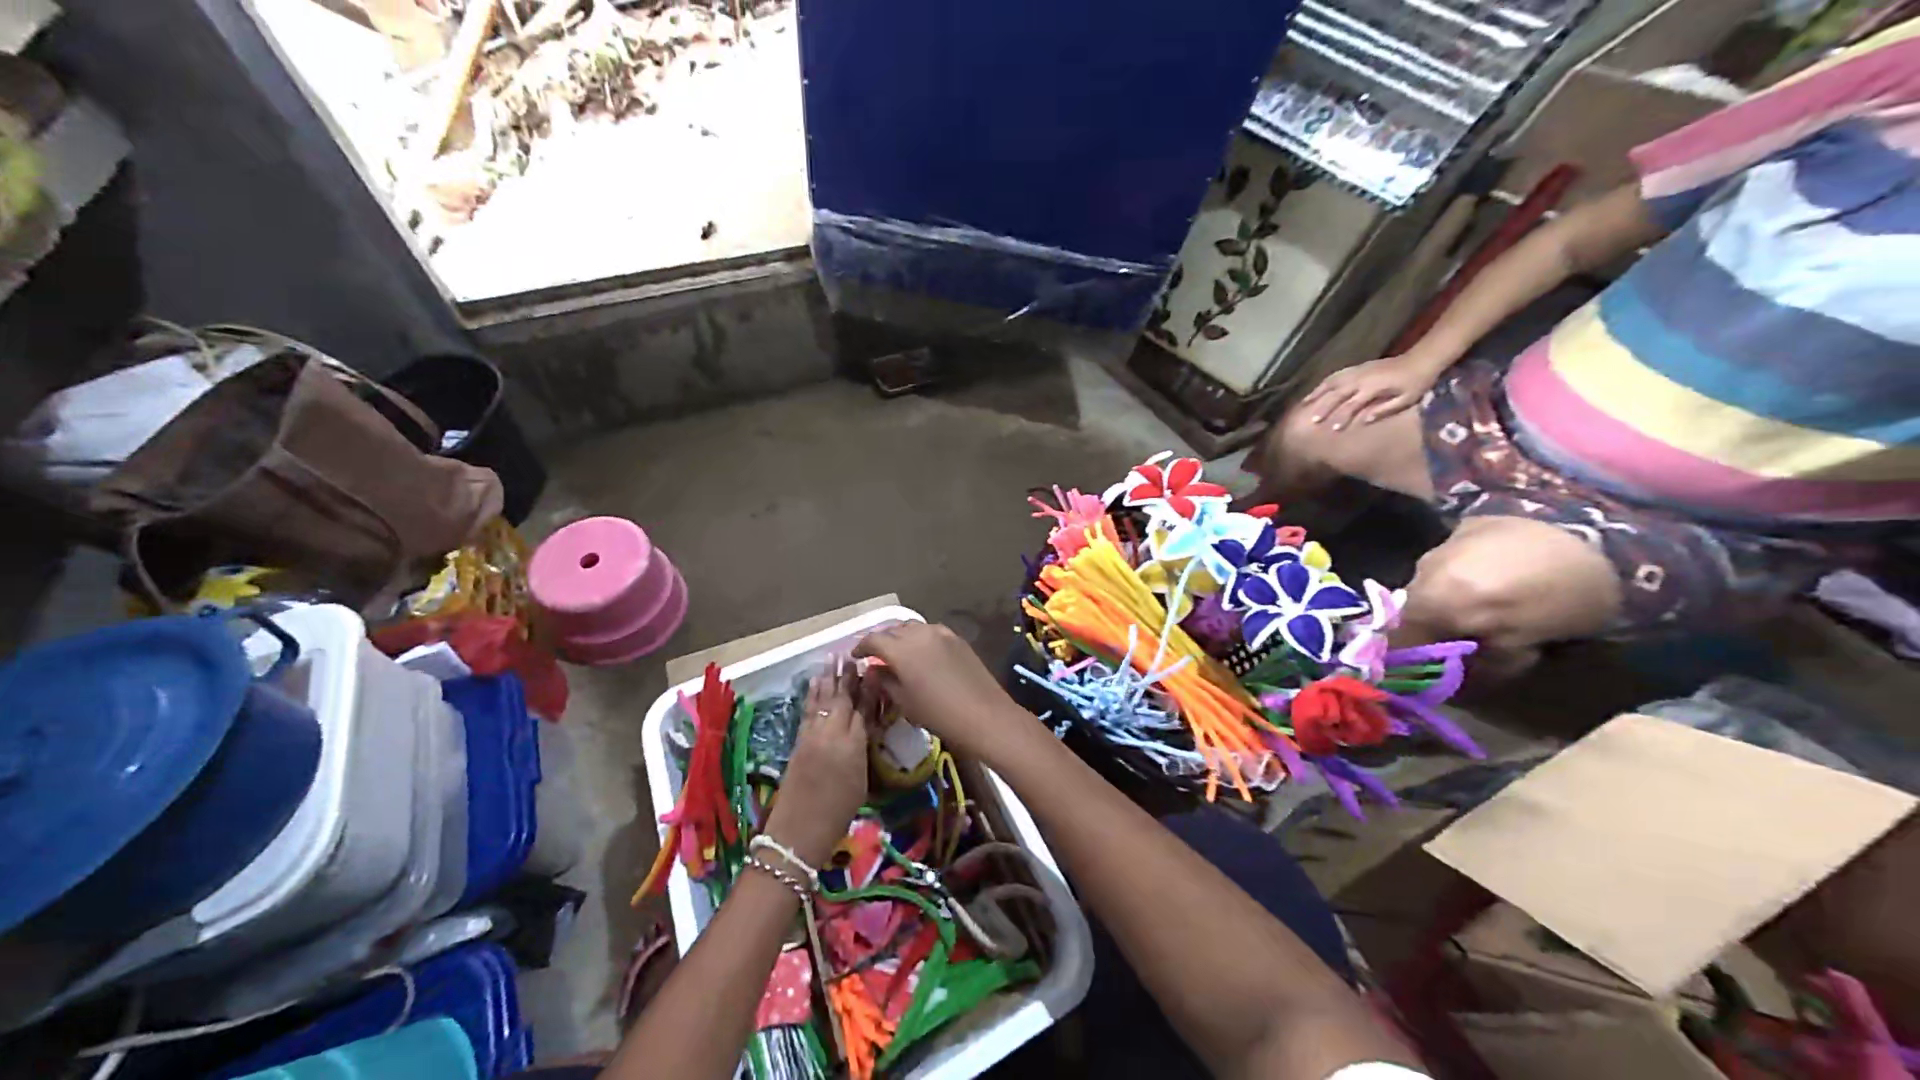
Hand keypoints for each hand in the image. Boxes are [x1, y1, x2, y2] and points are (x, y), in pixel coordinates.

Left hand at [763, 669, 868, 867]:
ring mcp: (813, 736)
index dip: (870, 688)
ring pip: (823, 700)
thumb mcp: (861, 782)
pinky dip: (812, 694)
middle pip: (843, 699)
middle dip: (849, 677)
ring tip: (833, 658)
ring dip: (829, 678)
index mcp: (853, 745)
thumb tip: (867, 729)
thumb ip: (864, 750)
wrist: (798, 830)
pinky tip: (814, 682)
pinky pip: (809, 710)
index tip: (875, 668)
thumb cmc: (838, 814)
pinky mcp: (799, 741)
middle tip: (854, 657)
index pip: (864, 709)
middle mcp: (832, 734)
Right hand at [853, 622, 1038, 766]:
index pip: (873, 640)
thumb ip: (885, 681)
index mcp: (901, 649)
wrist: (983, 714)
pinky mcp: (957, 638)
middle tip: (875, 655)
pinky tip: (921, 653)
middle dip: (881, 640)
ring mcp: (941, 633)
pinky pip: (931, 632)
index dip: (861, 647)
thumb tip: (874, 670)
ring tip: (898, 652)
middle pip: (893, 630)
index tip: (856, 657)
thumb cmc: (938, 713)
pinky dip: (920, 638)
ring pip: (913, 628)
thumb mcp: (904, 701)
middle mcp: (919, 634)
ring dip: (901, 637)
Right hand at [1298, 353, 1445, 430]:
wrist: (1423, 358)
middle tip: (1311, 420)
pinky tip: (1317, 390)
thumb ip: (1384, 410)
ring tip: (1304, 404)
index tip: (1332, 429)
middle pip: (1336, 394)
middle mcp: (1361, 378)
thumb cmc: (1417, 382)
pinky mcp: (1358, 367)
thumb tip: (1364, 420)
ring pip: (1332, 382)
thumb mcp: (1406, 399)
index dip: (1341, 417)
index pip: (1352, 405)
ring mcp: (1358, 371)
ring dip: (1317, 393)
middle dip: (1323, 407)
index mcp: (1373, 388)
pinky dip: (1324, 383)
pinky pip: (1336, 375)